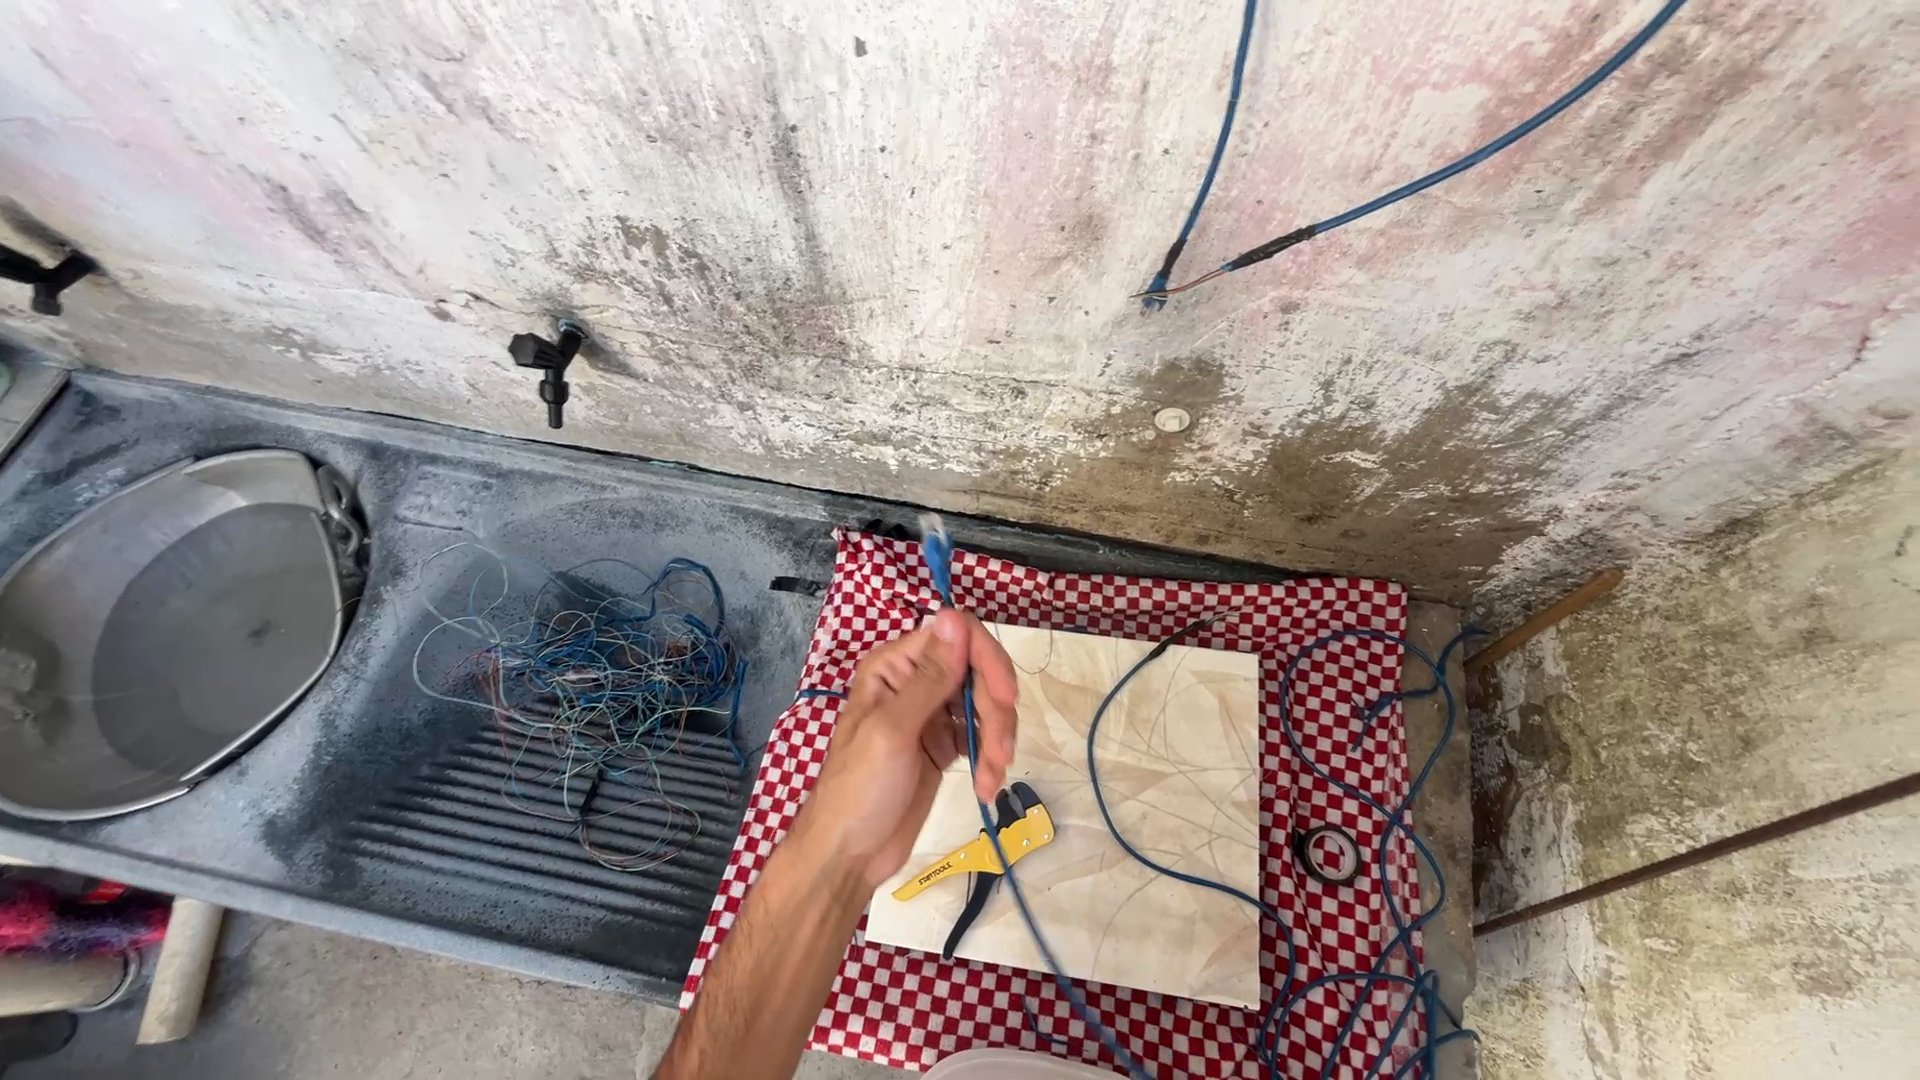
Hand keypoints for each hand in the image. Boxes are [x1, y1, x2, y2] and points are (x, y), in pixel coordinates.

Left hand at [790, 609, 1018, 890]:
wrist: (848, 855)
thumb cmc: (859, 789)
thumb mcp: (893, 729)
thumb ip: (929, 676)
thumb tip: (954, 615)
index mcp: (895, 665)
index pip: (957, 635)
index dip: (988, 660)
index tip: (1006, 699)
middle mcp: (915, 680)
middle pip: (979, 670)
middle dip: (996, 711)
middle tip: (1000, 754)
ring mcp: (932, 713)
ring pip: (986, 704)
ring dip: (996, 740)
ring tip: (990, 779)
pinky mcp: (945, 743)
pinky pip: (982, 735)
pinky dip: (990, 758)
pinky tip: (986, 786)